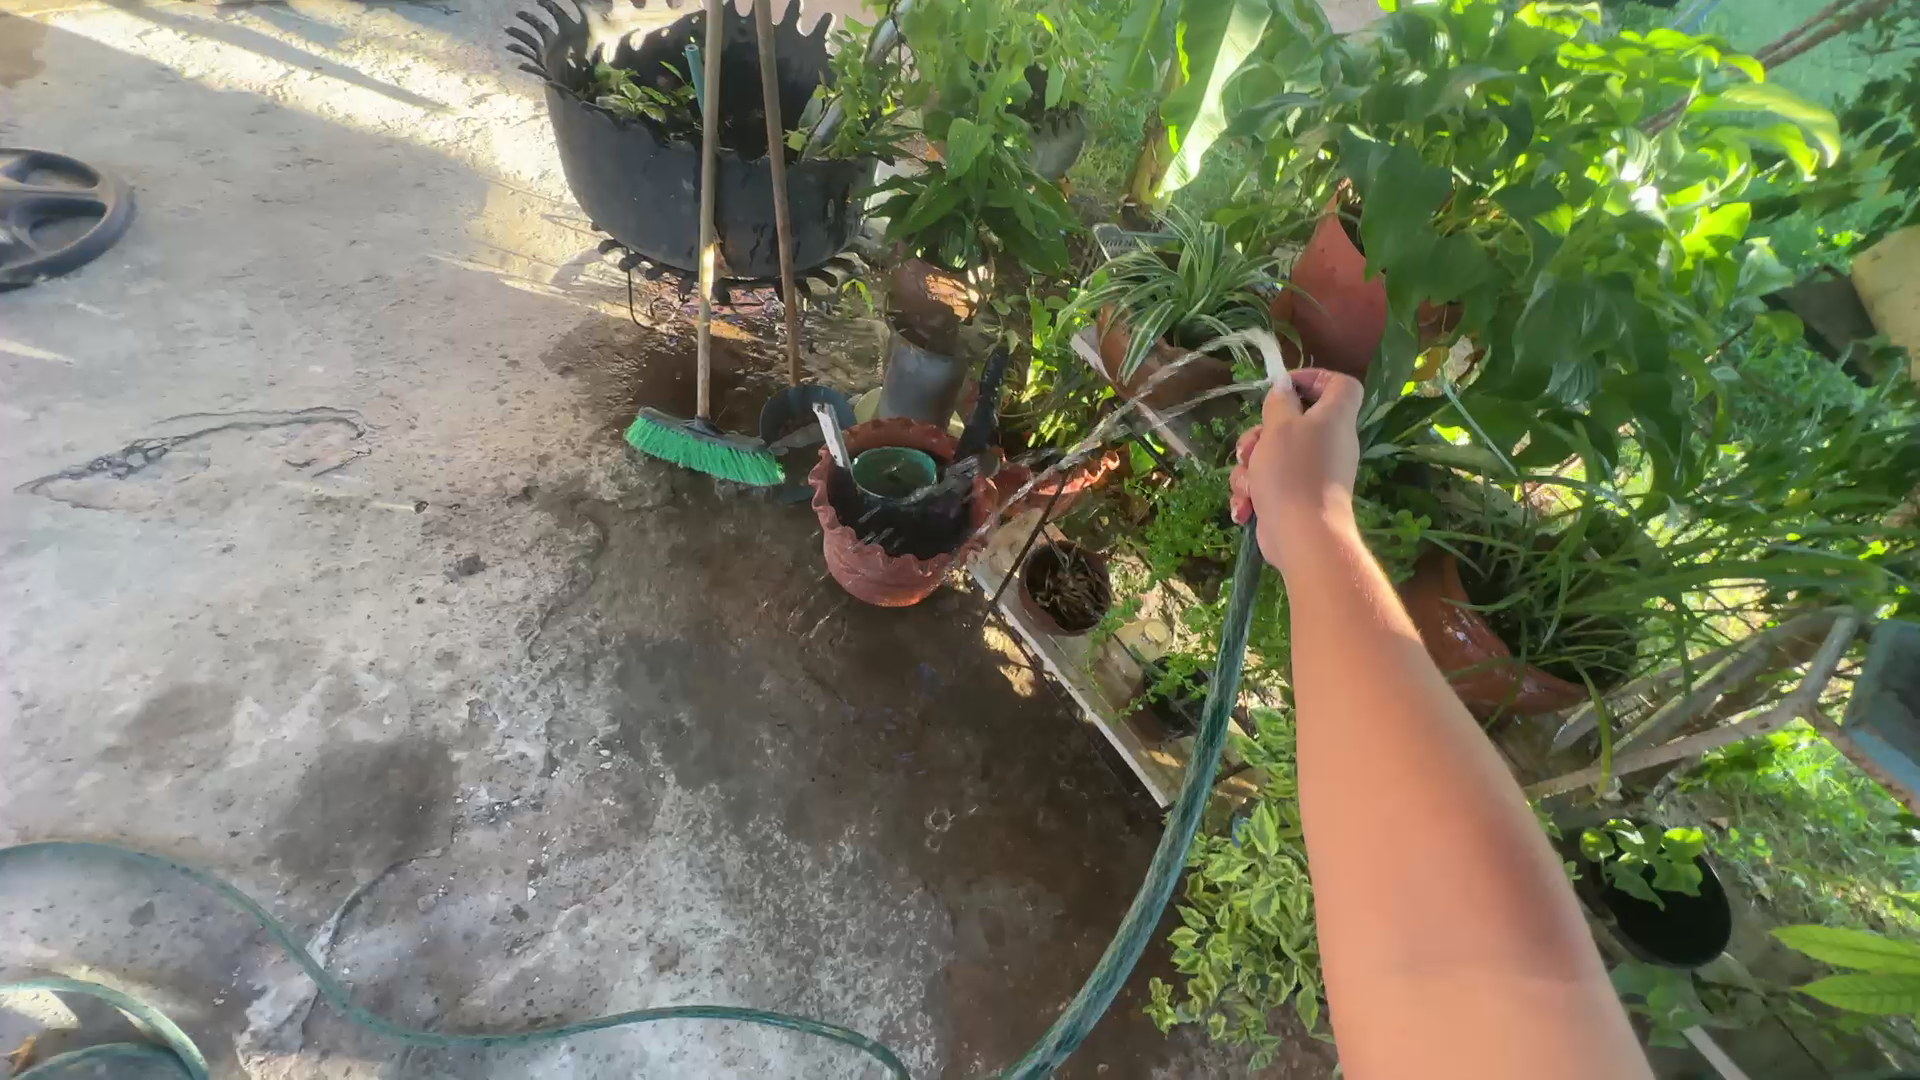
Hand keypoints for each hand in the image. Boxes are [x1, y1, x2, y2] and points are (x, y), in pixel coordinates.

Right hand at [1228, 368, 1363, 574]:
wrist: (1302, 533)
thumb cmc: (1293, 472)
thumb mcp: (1279, 427)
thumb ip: (1279, 403)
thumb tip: (1283, 392)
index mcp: (1333, 418)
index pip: (1339, 385)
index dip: (1313, 379)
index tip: (1282, 387)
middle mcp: (1326, 443)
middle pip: (1289, 424)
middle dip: (1258, 437)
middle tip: (1248, 450)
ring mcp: (1310, 472)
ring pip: (1269, 456)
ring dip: (1249, 471)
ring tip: (1248, 487)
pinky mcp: (1293, 497)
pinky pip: (1267, 484)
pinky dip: (1253, 494)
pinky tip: (1246, 508)